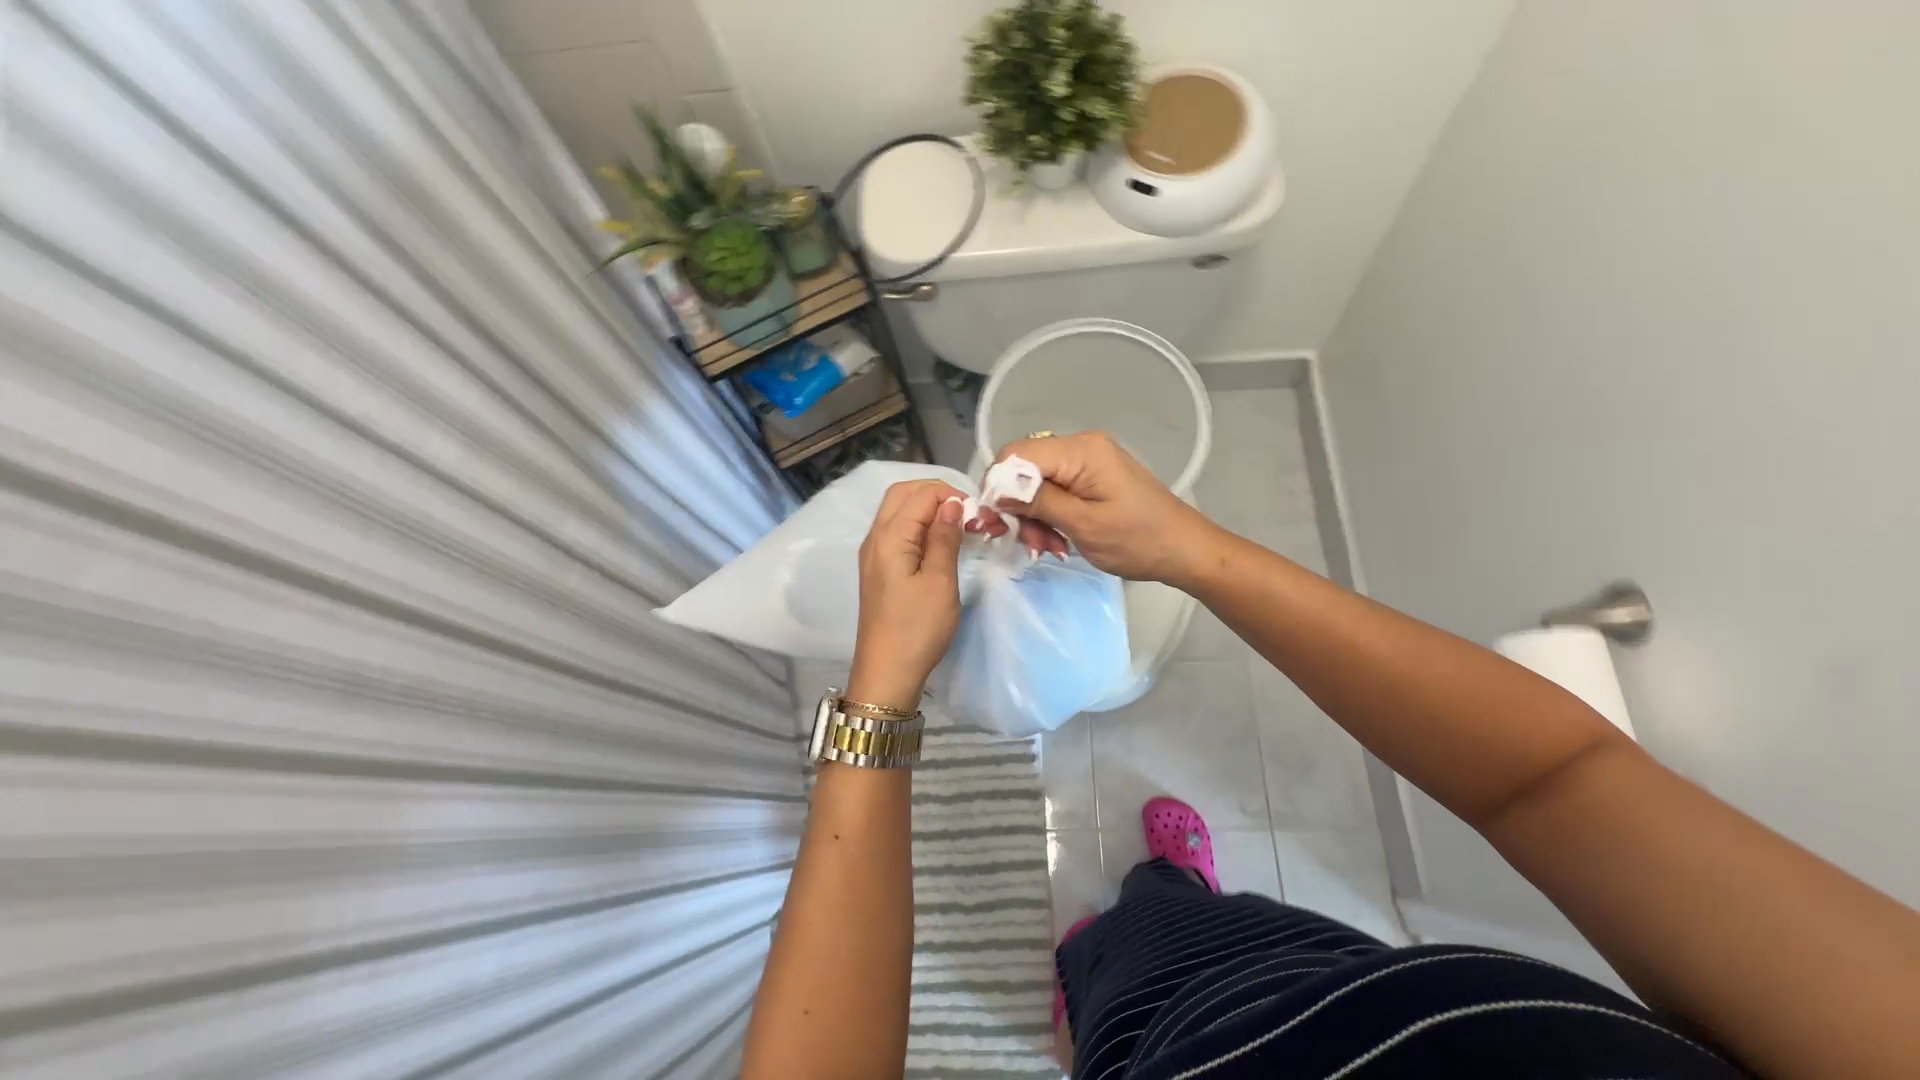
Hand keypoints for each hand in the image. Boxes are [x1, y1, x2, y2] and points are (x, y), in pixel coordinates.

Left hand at [847, 479, 966, 710]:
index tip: (979, 513)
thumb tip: (952, 504)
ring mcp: (873, 554)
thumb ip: (944, 538)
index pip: (920, 494)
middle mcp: (875, 538)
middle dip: (935, 493)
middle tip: (967, 512)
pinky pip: (896, 532)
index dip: (951, 494)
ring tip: (958, 525)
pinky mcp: (878, 569)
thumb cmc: (917, 628)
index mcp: (889, 536)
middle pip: (902, 494)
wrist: (887, 672)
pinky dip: (918, 526)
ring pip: (897, 512)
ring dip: (926, 509)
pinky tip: (939, 543)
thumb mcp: (939, 581)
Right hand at [988, 431, 1223, 588]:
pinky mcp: (1091, 476)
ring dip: (1033, 518)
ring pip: (1035, 483)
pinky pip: (1055, 489)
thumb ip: (1038, 503)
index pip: (1016, 454)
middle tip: (1030, 545)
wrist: (1184, 549)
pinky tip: (1058, 540)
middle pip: (1024, 468)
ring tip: (1049, 548)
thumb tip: (996, 491)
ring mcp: (1087, 460)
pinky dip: (1049, 515)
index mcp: (1080, 451)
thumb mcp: (1082, 525)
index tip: (997, 524)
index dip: (998, 487)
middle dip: (1018, 508)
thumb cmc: (1138, 540)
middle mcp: (1080, 445)